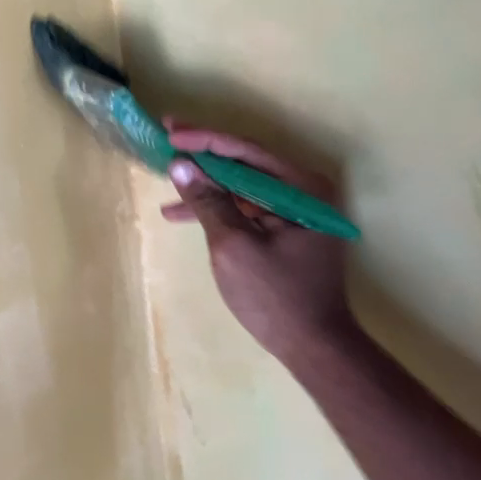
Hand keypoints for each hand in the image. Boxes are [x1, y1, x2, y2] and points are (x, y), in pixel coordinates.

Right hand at [161, 120, 356, 367]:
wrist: (314, 346)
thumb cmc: (275, 297)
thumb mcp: (233, 246)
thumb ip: (208, 202)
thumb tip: (181, 165)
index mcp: (302, 188)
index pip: (247, 151)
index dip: (205, 140)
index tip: (171, 132)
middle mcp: (305, 191)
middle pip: (245, 163)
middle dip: (203, 155)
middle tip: (166, 137)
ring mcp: (298, 211)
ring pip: (243, 185)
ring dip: (205, 184)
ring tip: (166, 178)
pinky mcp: (287, 229)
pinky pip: (247, 207)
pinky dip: (217, 208)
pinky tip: (182, 214)